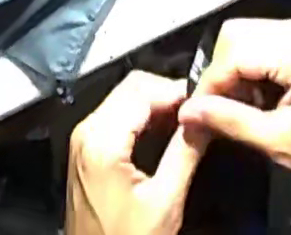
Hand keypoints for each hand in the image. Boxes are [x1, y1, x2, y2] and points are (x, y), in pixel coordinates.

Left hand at [67, 71, 207, 234]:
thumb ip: (185, 153)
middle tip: (198, 109)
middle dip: (167, 93)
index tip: (204, 100)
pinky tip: (165, 130)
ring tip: (186, 120)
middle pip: (133, 87)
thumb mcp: (164, 203)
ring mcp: (84, 139)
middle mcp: (87, 130)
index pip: (144, 89)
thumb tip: (206, 117)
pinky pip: (117, 114)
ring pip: (125, 97)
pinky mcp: (87, 149)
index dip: (176, 90)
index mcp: (102, 138)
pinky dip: (142, 115)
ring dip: (156, 102)